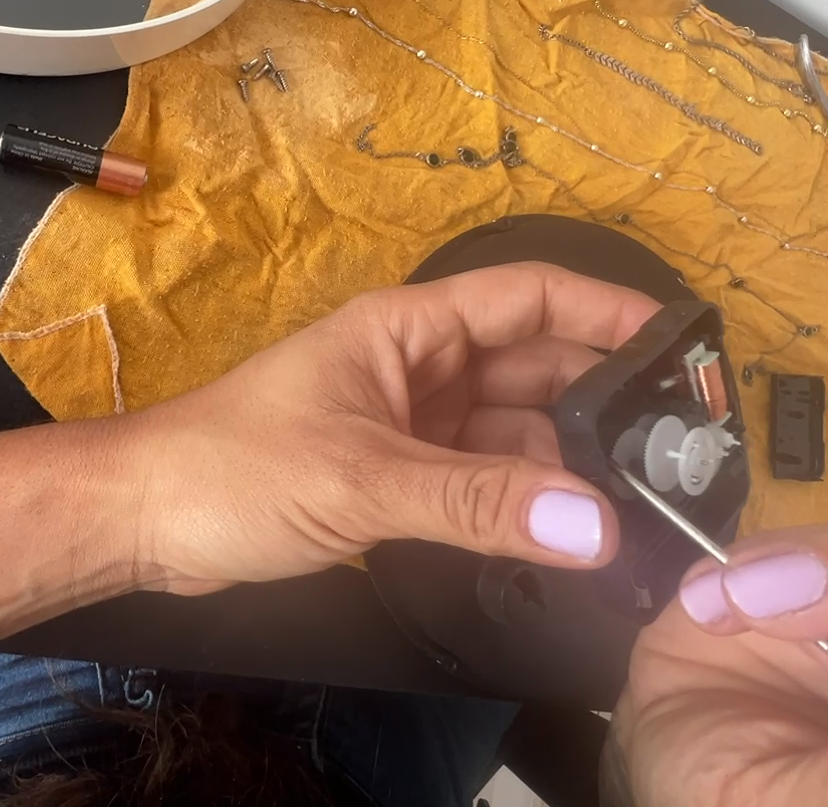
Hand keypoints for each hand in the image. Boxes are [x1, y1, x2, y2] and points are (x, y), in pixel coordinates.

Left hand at [118, 262, 657, 594]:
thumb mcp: (361, 479)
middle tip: (678, 446)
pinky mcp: (398, 470)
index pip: (524, 297)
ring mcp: (411, 420)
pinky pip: (480, 474)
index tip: (676, 341)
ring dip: (564, 461)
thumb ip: (476, 501)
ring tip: (637, 501)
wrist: (150, 518)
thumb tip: (593, 525)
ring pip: (510, 428)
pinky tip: (565, 529)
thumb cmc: (235, 468)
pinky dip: (520, 498)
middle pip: (529, 366)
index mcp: (407, 329)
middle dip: (598, 398)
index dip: (603, 308)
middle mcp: (418, 365)